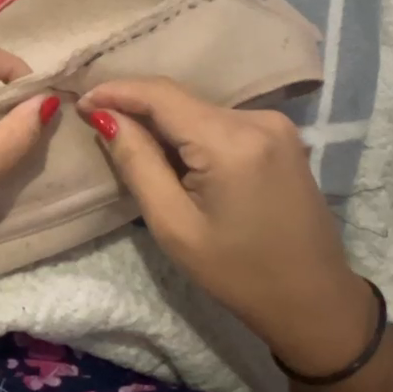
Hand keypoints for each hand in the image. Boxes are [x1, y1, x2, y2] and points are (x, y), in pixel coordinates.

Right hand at [78, 78, 376, 377]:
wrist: (313, 300)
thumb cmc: (237, 273)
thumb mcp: (173, 224)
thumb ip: (137, 162)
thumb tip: (105, 116)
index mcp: (231, 141)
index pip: (161, 94)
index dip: (116, 91)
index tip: (78, 103)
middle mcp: (258, 119)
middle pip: (180, 99)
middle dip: (135, 106)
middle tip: (94, 122)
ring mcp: (275, 125)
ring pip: (198, 109)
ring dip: (161, 121)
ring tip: (127, 141)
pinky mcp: (281, 136)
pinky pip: (220, 120)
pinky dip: (188, 131)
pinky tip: (171, 154)